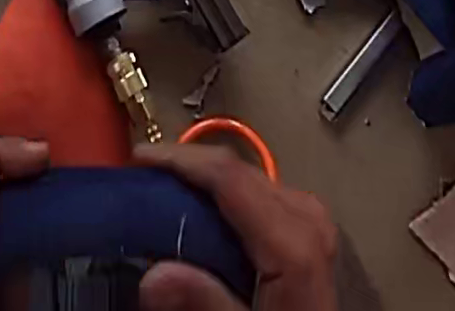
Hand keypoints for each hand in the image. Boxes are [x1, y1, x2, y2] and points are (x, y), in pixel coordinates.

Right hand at [134, 144, 338, 310]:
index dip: (179, 159)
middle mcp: (309, 219)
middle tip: (142, 181)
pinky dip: (226, 201)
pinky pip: (261, 198)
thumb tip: (153, 277)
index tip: (138, 158)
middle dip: (185, 169)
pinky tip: (204, 221)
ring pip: (246, 179)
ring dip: (204, 183)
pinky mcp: (316, 235)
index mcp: (296, 242)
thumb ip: (208, 307)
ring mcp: (316, 223)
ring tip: (164, 196)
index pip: (227, 174)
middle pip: (235, 170)